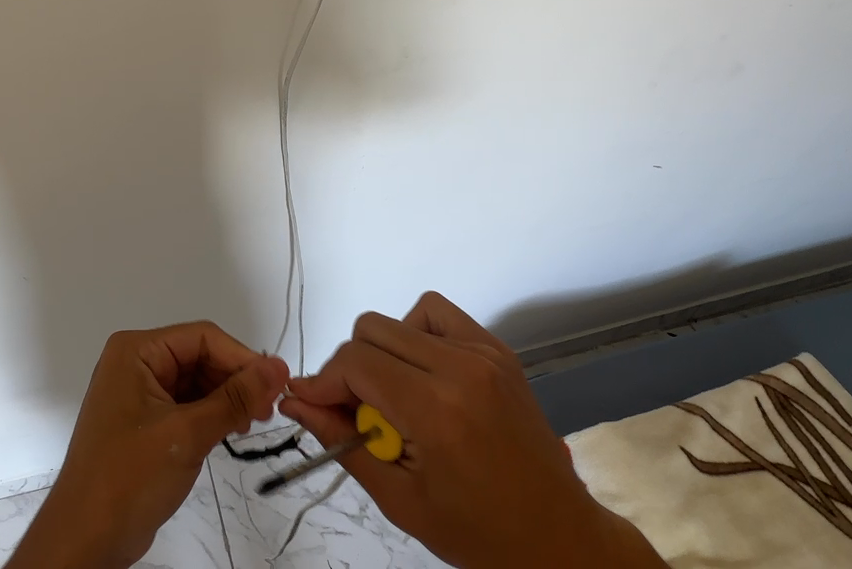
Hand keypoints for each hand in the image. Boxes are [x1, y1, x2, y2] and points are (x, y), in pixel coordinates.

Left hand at [10, 322, 289, 568]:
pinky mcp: (146, 421)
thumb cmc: (129, 477)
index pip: (202, 338)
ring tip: (253, 423)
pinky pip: (187, 404)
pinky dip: (211, 414)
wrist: (86, 537)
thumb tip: (277, 367)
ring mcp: (139, 393)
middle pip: (200, 356)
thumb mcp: (187, 433)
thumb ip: (235, 398)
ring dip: (227, 399)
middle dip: (235, 380)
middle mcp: (136, 363)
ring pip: (196, 381)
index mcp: (136, 352)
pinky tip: (231, 431)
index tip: (278, 383)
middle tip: (269, 410)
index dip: (242, 357)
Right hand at [278, 293, 667, 568]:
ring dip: (382, 350)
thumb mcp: (398, 497)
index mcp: (435, 409)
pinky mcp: (497, 350)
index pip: (355, 361)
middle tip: (357, 412)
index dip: (324, 381)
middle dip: (349, 368)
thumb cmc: (476, 531)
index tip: (315, 406)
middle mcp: (460, 368)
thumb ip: (341, 440)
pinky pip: (437, 314)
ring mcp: (483, 353)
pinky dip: (416, 334)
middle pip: (370, 330)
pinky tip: (422, 375)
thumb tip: (293, 400)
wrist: (558, 537)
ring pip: (399, 318)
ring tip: (394, 394)